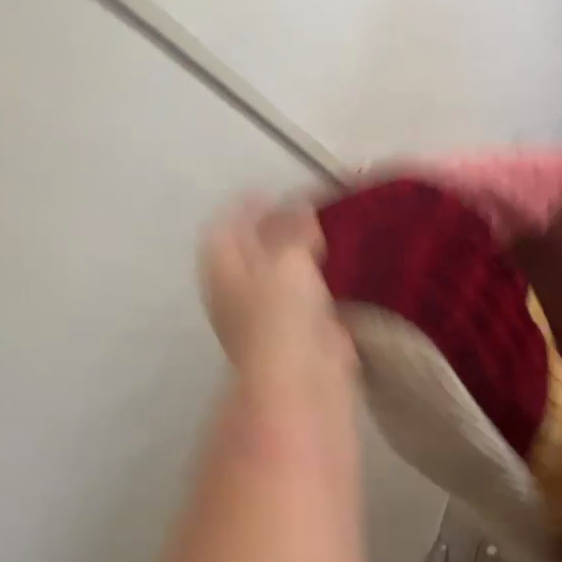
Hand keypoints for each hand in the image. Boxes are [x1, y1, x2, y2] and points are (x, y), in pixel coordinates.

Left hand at [198, 196, 353, 379]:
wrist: (301, 373)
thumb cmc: (282, 314)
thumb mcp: (287, 261)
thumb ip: (292, 230)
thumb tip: (299, 203)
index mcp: (223, 269)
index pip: (224, 228)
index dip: (243, 207)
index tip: (269, 189)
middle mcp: (236, 288)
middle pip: (247, 249)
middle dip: (269, 227)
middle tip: (301, 207)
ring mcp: (264, 310)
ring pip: (275, 269)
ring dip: (293, 251)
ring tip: (322, 231)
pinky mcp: (296, 325)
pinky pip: (302, 290)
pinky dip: (314, 274)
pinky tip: (337, 267)